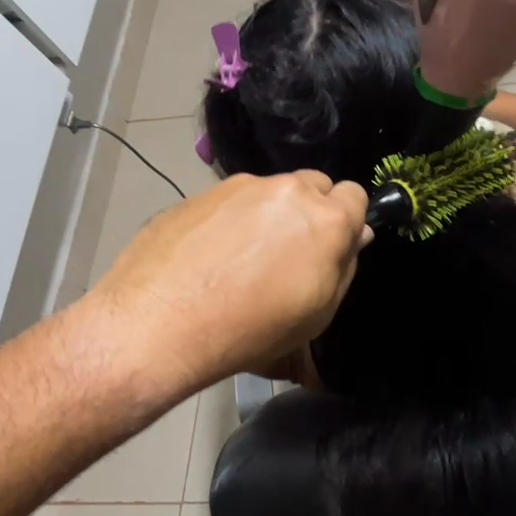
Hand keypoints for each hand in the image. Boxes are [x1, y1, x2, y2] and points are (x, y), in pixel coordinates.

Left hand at [77, 172, 371, 393]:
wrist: (159, 324)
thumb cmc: (251, 330)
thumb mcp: (316, 315)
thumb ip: (343, 268)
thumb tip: (354, 236)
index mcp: (326, 219)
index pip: (355, 196)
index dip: (348, 222)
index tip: (330, 249)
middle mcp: (287, 191)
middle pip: (314, 186)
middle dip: (310, 212)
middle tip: (289, 253)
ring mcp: (239, 186)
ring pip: (270, 192)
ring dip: (268, 215)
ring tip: (242, 260)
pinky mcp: (199, 193)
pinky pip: (229, 201)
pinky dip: (229, 221)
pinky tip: (208, 258)